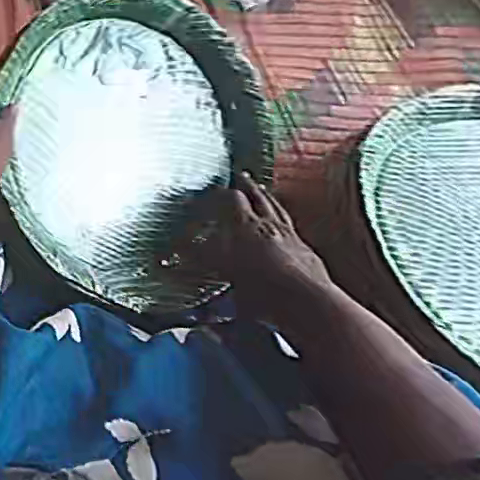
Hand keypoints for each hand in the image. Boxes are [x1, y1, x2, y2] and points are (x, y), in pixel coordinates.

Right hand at [206, 172, 335, 319]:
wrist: (309, 303)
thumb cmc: (262, 290)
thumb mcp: (222, 274)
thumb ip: (199, 261)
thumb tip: (170, 256)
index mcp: (245, 226)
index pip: (230, 199)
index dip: (218, 193)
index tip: (208, 192)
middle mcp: (268, 225)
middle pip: (257, 197)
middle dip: (246, 186)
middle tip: (240, 176)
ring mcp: (290, 235)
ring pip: (277, 208)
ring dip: (267, 197)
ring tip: (262, 189)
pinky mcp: (306, 249)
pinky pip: (292, 225)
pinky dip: (283, 217)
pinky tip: (282, 221)